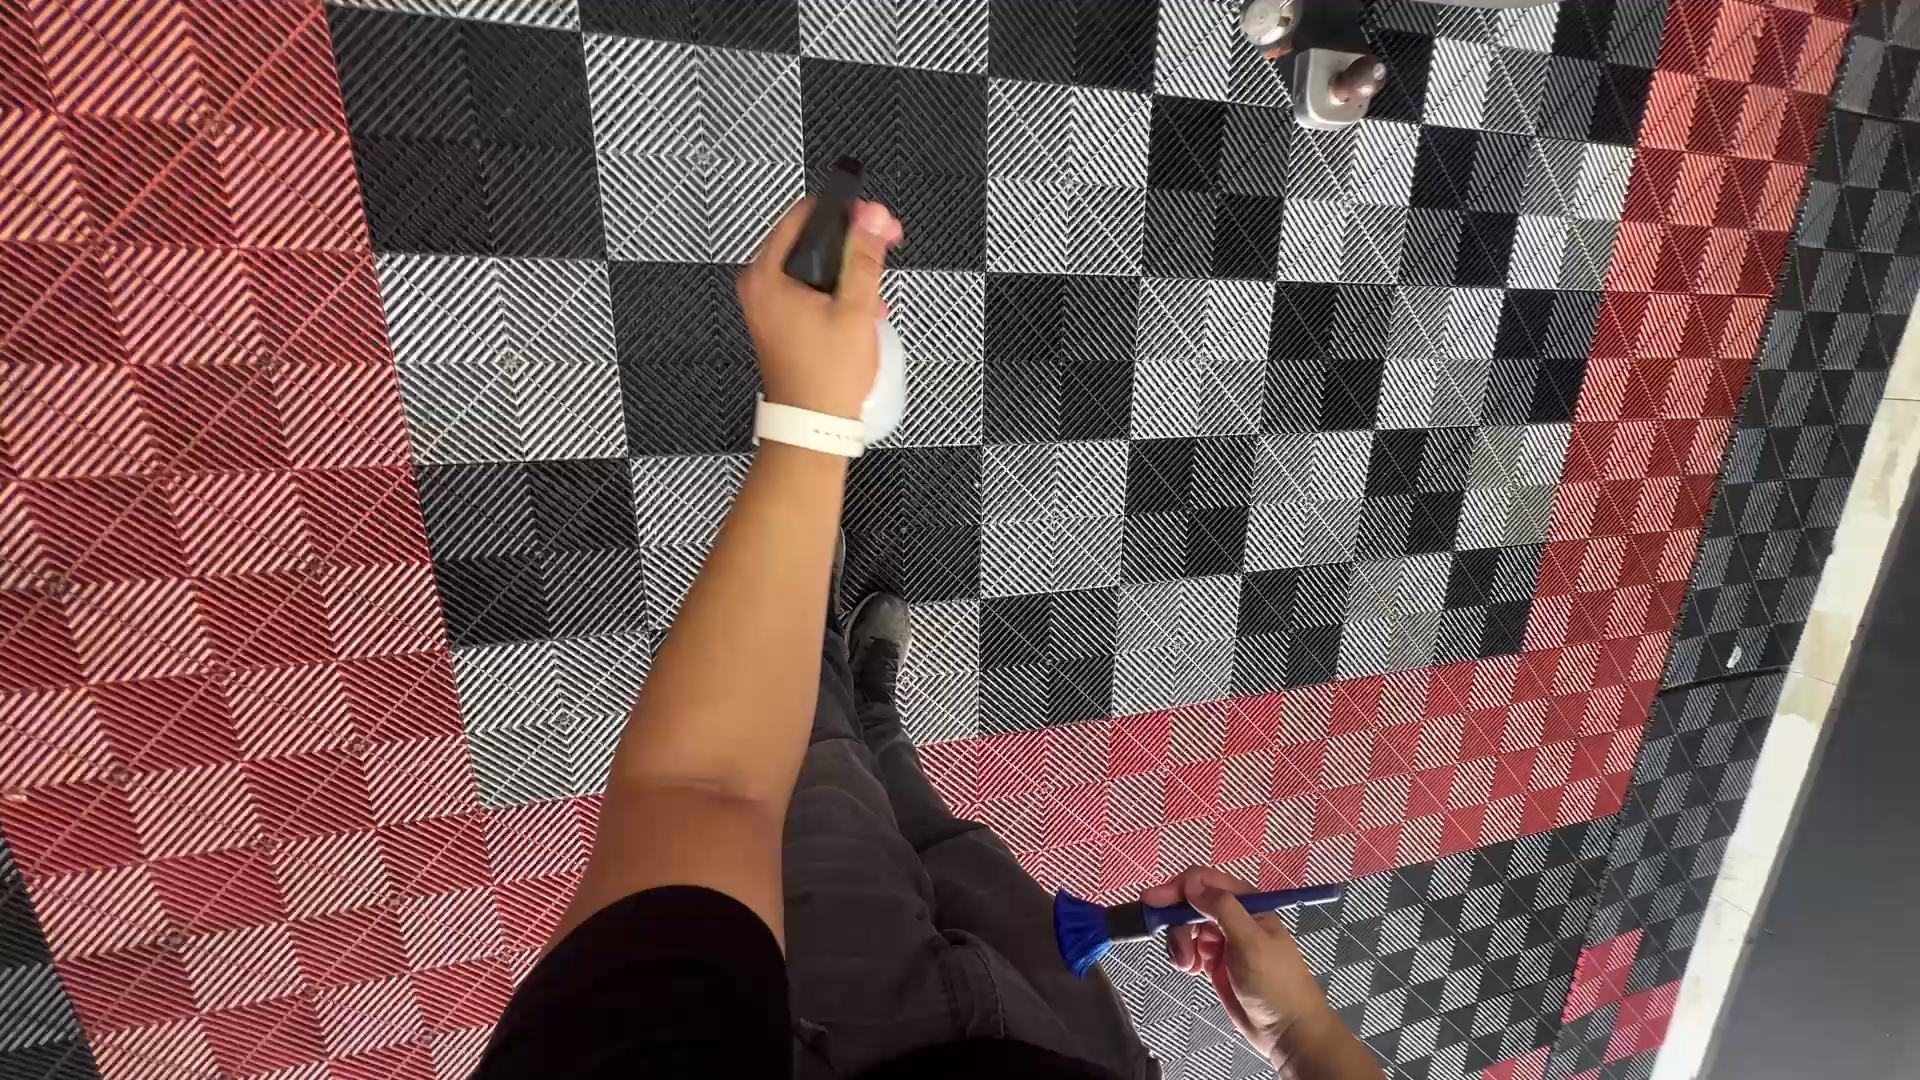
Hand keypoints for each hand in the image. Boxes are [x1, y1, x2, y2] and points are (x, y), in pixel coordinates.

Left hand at [737, 197, 903, 419]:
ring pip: (814, 270)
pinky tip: (858, 315)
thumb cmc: (826, 378)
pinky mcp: (779, 323)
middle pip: (811, 242)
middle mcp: (759, 287)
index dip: (847, 213)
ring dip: (849, 277)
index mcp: (767, 275)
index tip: (875, 222)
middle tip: (882, 257)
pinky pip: (809, 293)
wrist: (814, 426)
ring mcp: (767, 307)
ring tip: (872, 300)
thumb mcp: (855, 311)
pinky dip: (835, 297)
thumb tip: (871, 217)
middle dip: (852, 250)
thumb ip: (864, 258)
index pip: (806, 214)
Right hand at [1147, 867, 1337, 1066]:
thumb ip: (1221, 908)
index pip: (1204, 882)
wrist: (1288, 1033)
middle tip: (1157, 930)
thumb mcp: (1250, 941)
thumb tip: (1190, 883)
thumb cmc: (1275, 983)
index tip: (1154, 900)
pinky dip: (1182, 955)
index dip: (1178, 887)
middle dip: (1175, 918)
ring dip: (1178, 940)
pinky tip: (1187, 968)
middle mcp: (1232, 916)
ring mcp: (1222, 939)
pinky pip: (1188, 947)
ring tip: (1183, 963)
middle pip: (1190, 903)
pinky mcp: (1214, 961)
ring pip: (1186, 925)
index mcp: (1245, 903)